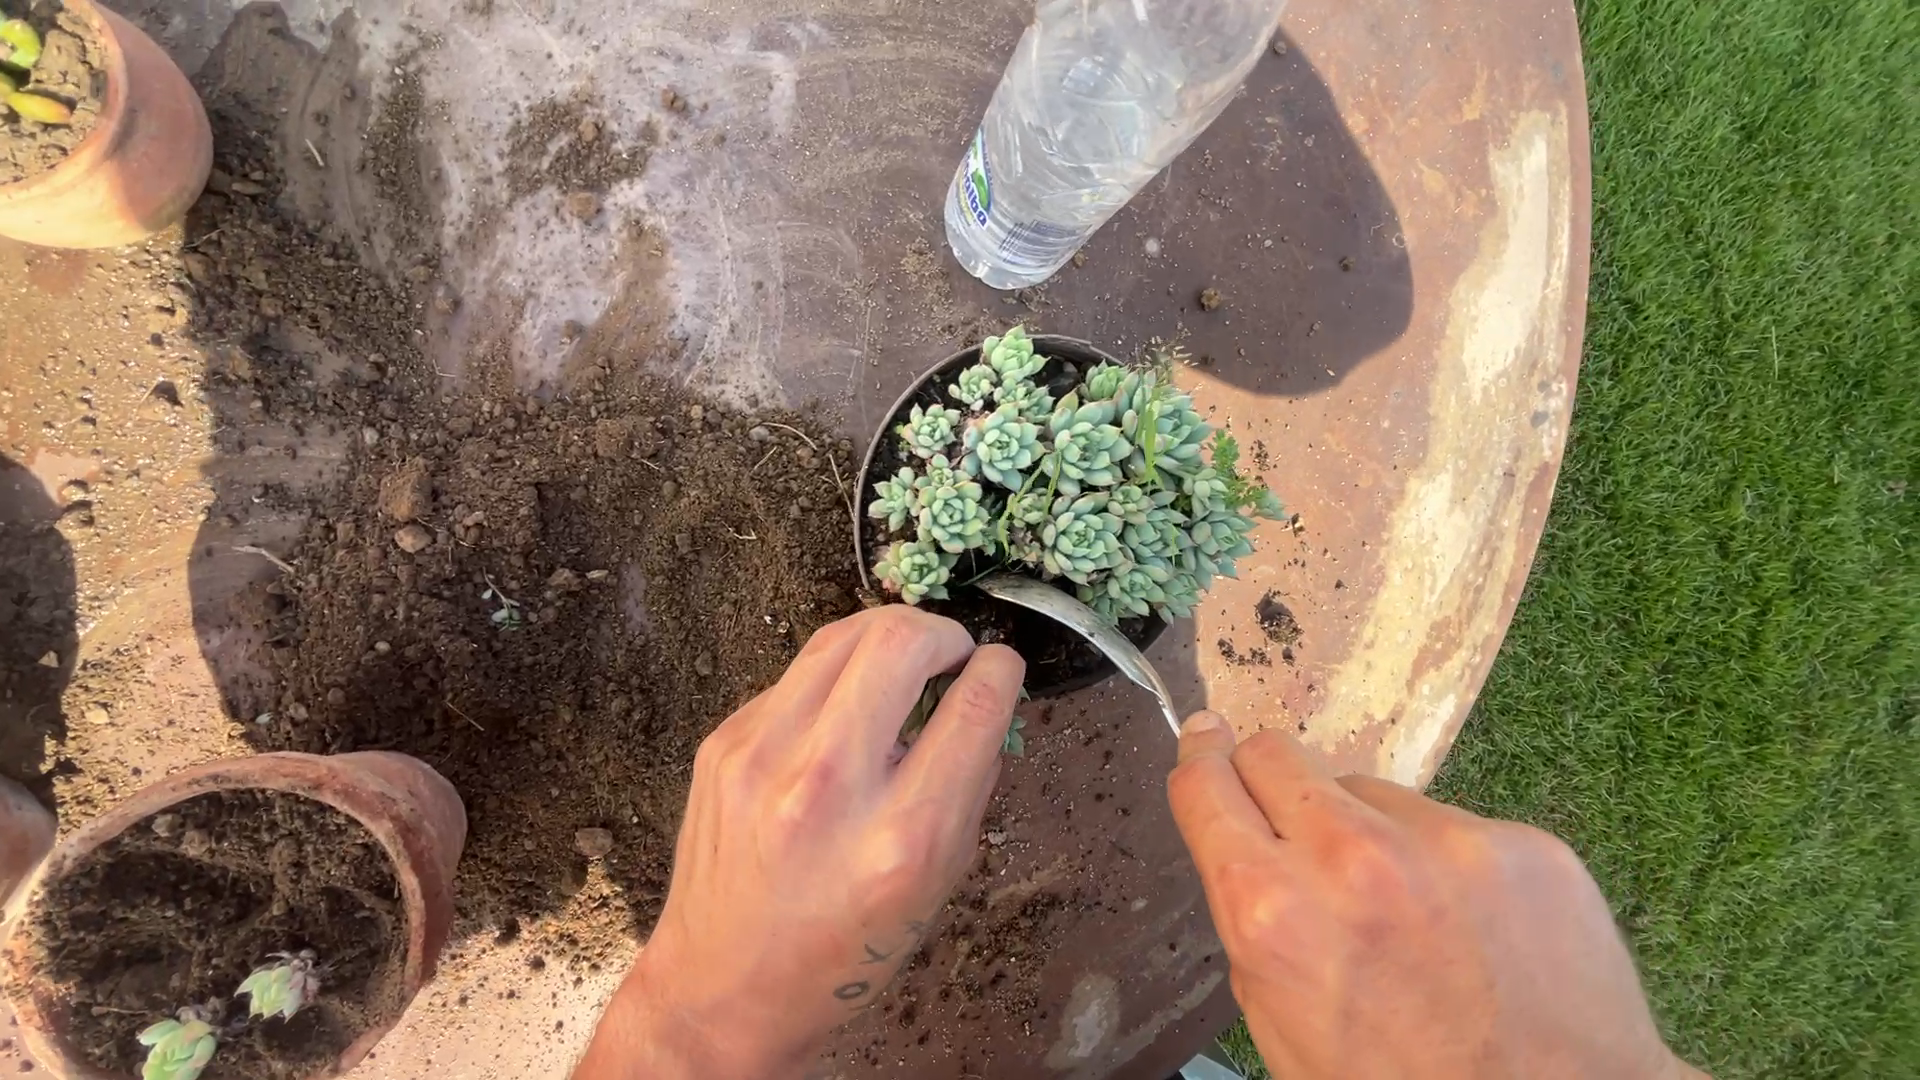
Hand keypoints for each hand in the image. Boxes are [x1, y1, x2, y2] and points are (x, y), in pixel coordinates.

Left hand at [574, 607, 1024, 1078]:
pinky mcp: (725, 738)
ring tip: (908, 657)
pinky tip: (846, 707)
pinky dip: (842, 673)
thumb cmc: (846, 948)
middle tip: (953, 653)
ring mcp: (762, 753)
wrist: (721, 987)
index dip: (1001, 669)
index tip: (1001, 664)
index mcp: (900, 837)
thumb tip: (984, 698)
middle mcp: (827, 784)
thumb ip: (970, 782)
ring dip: (893, 633)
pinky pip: (801, 672)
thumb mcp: (939, 884)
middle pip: (901, 642)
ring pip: (844, 633)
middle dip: (945, 632)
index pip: (973, 708)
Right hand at [1169, 711, 1702, 1079]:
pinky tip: (1468, 921)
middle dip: (1267, 780)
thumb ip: (1246, 910)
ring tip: (1402, 907)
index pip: (1205, 783)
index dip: (1197, 757)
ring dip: (1361, 829)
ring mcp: (1442, 841)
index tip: (1202, 736)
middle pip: (1272, 752)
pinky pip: (1442, 820)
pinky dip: (1437, 856)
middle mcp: (1349, 855)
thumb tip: (1237, 828)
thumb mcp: (1274, 1018)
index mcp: (1271, 906)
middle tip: (1291, 825)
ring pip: (1362, 788)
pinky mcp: (1521, 844)